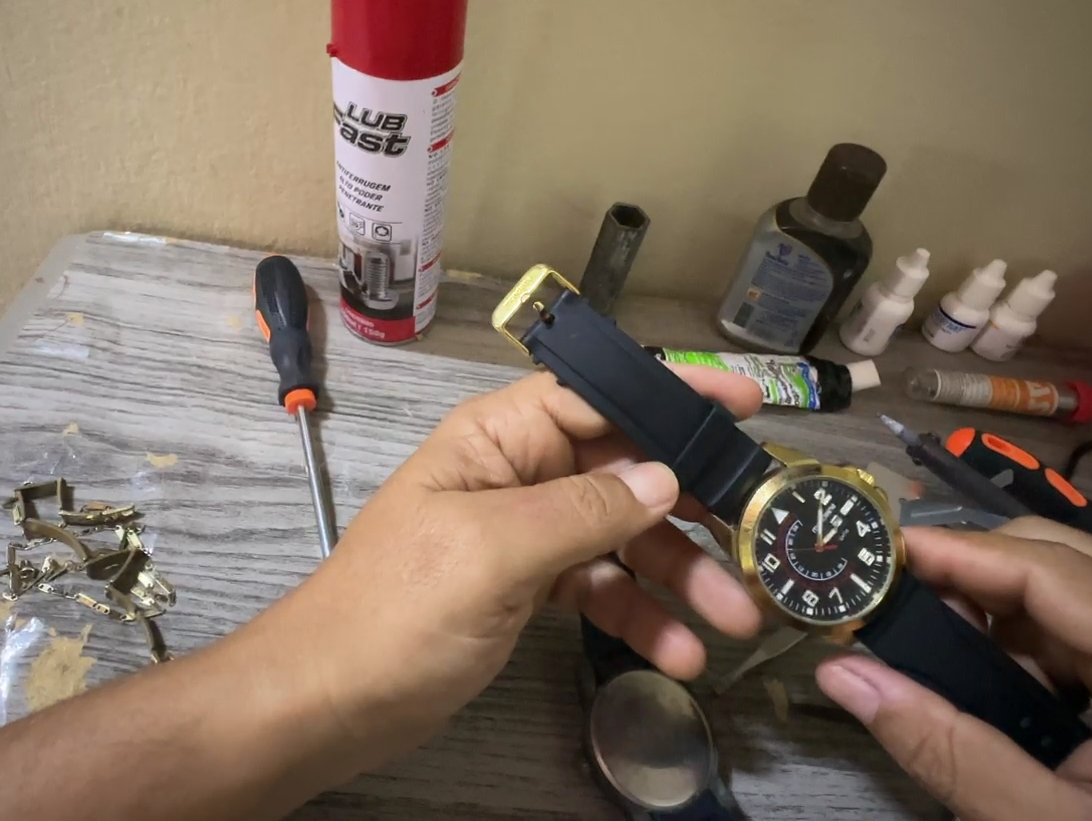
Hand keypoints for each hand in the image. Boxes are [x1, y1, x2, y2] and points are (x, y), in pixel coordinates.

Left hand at [260, 368, 764, 765]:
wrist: (332, 700)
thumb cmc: (397, 608)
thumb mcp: (492, 550)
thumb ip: (582, 510)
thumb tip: (662, 476)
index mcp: (500, 435)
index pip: (596, 394)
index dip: (669, 392)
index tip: (742, 404)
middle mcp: (522, 470)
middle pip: (623, 465)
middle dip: (690, 499)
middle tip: (759, 530)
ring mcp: (530, 529)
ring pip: (623, 532)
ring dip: (679, 570)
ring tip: (735, 615)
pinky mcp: (534, 583)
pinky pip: (602, 584)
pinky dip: (641, 612)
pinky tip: (677, 650)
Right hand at [812, 523, 1091, 820]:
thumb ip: (953, 754)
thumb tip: (840, 674)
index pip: (1054, 571)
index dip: (951, 553)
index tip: (865, 558)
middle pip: (1064, 556)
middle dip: (968, 574)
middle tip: (895, 613)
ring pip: (1076, 582)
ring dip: (996, 606)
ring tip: (939, 651)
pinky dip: (1034, 640)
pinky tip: (1003, 682)